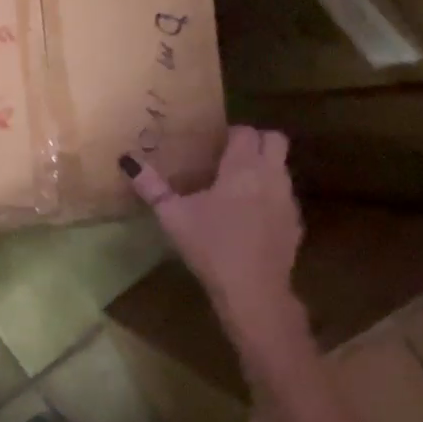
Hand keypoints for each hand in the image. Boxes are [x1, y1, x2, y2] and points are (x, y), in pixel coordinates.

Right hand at [120, 125, 303, 329]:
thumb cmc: (210, 245)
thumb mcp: (172, 215)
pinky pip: (284, 197)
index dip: (231, 133)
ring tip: (235, 186)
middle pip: (275, 140)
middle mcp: (271, 176)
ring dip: (264, 168)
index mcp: (242, 167)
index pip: (246, 131)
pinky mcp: (295, 224)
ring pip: (282, 168)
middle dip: (256, 141)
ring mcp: (288, 200)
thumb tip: (127, 160)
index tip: (212, 145)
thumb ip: (151, 186)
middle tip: (228, 156)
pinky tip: (249, 217)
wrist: (253, 290)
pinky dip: (270, 197)